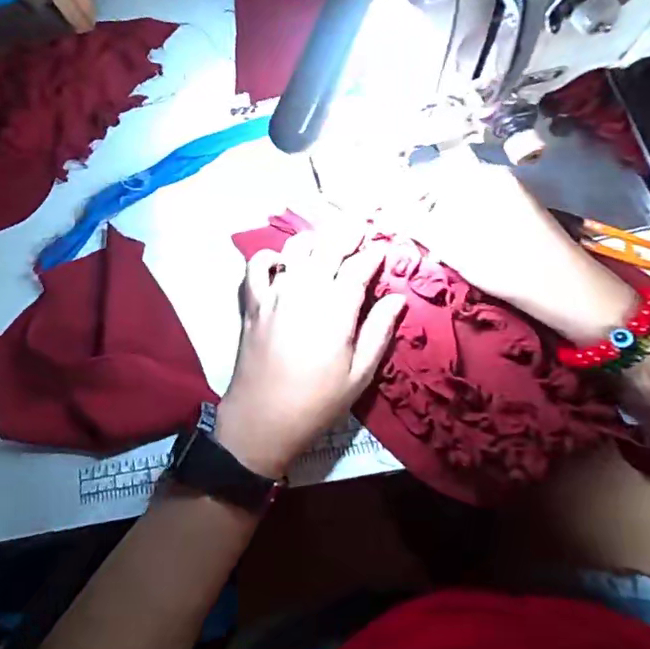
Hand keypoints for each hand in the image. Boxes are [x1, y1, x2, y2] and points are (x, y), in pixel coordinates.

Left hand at [214, 226, 406, 476]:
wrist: (261, 420)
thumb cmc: (317, 401)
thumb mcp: (360, 374)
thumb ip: (379, 331)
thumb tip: (397, 299)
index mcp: (336, 309)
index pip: (358, 267)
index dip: (374, 254)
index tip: (385, 249)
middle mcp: (304, 291)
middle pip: (328, 247)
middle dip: (348, 233)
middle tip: (362, 228)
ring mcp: (274, 293)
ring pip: (295, 249)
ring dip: (315, 240)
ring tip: (327, 242)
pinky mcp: (252, 303)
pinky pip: (257, 265)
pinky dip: (270, 256)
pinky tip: (282, 261)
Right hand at [386, 144, 635, 341]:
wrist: (569, 291)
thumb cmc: (507, 265)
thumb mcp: (452, 246)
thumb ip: (415, 223)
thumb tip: (383, 211)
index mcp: (479, 176)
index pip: (426, 176)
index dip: (402, 197)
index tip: (385, 218)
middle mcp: (495, 177)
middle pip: (443, 188)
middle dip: (421, 210)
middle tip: (405, 236)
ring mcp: (509, 195)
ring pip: (461, 202)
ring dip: (440, 220)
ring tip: (429, 247)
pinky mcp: (519, 215)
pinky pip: (478, 212)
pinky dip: (461, 227)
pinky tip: (457, 250)